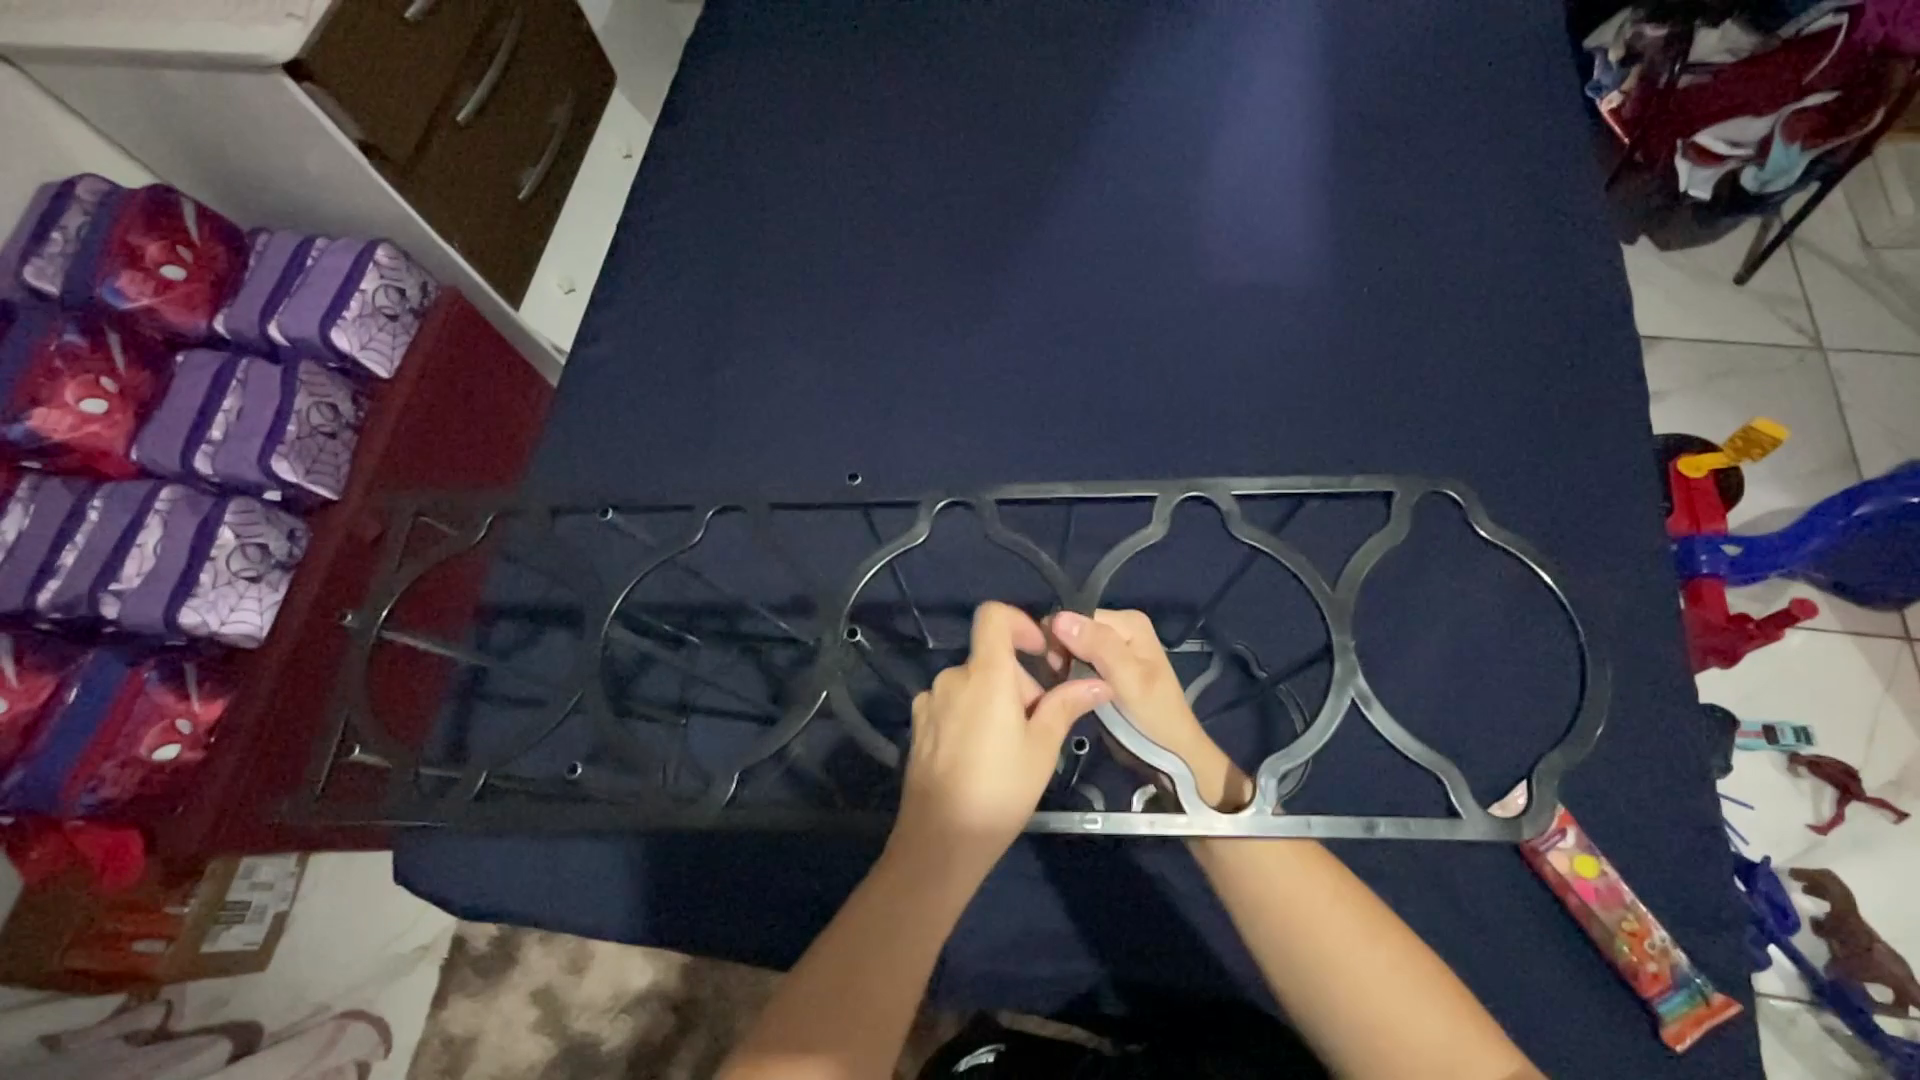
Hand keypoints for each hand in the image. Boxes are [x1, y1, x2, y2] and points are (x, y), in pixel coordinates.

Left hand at [893, 603, 1109, 872]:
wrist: (942, 837)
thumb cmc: (1002, 788)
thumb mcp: (1043, 746)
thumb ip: (1067, 705)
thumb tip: (1100, 683)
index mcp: (985, 674)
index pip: (993, 616)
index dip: (1020, 622)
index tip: (1040, 652)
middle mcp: (952, 678)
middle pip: (990, 659)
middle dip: (1019, 683)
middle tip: (1037, 727)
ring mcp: (930, 702)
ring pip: (972, 685)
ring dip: (995, 702)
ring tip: (1010, 747)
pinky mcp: (919, 725)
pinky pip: (951, 704)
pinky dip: (971, 715)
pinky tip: (980, 756)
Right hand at [1047, 609, 1252, 810]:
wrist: (1171, 749)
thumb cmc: (1153, 713)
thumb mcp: (1127, 678)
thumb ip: (1097, 646)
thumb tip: (1059, 617)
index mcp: (1129, 622)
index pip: (1077, 616)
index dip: (1061, 636)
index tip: (1054, 663)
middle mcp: (1120, 628)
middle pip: (1074, 630)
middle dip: (1062, 652)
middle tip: (1061, 678)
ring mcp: (1113, 649)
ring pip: (1072, 647)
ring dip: (1063, 665)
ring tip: (1065, 686)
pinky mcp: (1105, 669)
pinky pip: (1077, 662)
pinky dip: (1069, 674)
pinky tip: (1069, 688)